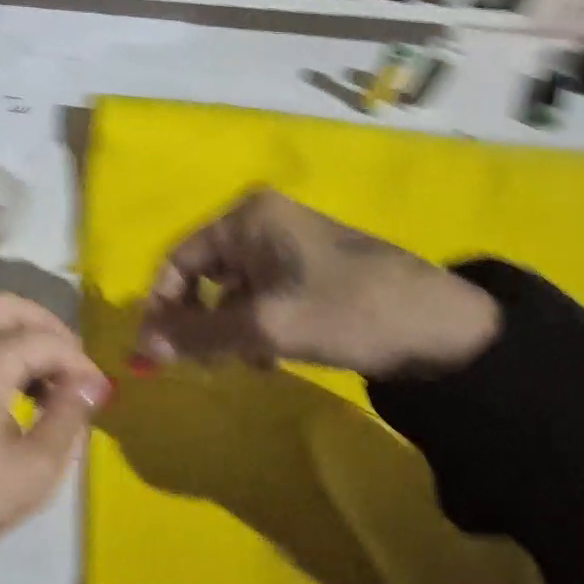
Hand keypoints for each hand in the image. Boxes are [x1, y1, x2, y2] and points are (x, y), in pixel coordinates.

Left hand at [0, 294, 110, 572]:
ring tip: (41, 384)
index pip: (46, 339)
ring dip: (16, 338)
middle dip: (46, 328)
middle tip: (69, 366)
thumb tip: (90, 383)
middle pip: (6, 306)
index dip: (81, 363)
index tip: (99, 394)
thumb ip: (68, 416)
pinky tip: (3, 394)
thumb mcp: (34, 468)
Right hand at [137, 187, 499, 379]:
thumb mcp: (265, 326)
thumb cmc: (346, 311)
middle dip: (197, 322)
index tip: (154, 353)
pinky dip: (254, 329)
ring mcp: (287, 248)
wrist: (444, 327)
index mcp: (247, 218)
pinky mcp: (308, 274)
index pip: (177, 260)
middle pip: (202, 276)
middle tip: (201, 364)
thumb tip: (139, 352)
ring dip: (227, 331)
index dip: (161, 307)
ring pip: (230, 293)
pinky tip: (270, 358)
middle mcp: (262, 224)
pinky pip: (260, 300)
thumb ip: (197, 336)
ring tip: (247, 363)